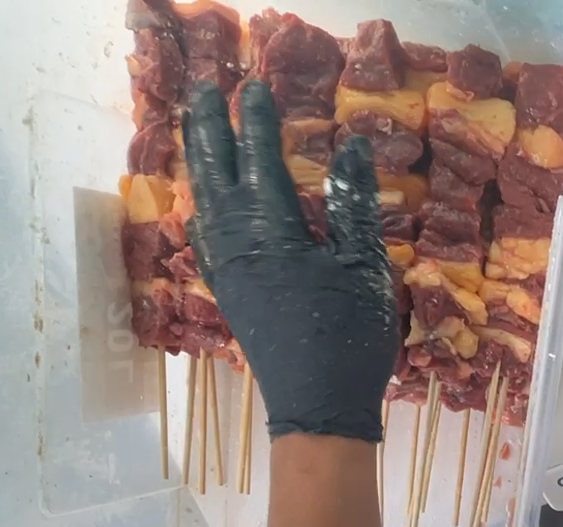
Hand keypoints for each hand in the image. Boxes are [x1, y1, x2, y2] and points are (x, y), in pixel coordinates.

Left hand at [183, 80, 398, 441]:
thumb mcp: (365, 269)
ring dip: (198, 157)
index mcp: (270, 228)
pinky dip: (199, 202)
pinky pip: (199, 231)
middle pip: (212, 166)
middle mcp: (234, 238)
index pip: (258, 154)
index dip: (257, 118)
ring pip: (199, 196)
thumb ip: (354, 205)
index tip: (255, 85)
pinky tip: (204, 200)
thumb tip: (351, 146)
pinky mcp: (225, 290)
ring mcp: (223, 266)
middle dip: (208, 122)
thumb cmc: (350, 337)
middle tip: (207, 87)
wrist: (318, 404)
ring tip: (198, 129)